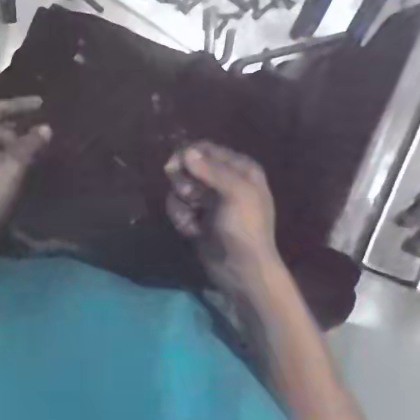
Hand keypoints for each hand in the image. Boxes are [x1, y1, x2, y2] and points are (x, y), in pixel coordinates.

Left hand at [0, 97, 51, 243]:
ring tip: (36, 147)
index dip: (20, 105)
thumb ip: (29, 144)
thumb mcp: (12, 167)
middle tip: (42, 130)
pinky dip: (6, 157)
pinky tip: (22, 164)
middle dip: (18, 128)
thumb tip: (45, 128)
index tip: (41, 104)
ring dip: (13, 144)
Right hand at [165, 141, 283, 300]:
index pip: (207, 149)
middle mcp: (224, 180)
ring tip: (193, 219)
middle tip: (191, 196)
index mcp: (240, 169)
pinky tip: (192, 231)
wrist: (241, 270)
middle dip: (184, 182)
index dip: (189, 155)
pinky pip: (177, 207)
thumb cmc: (245, 228)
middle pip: (188, 166)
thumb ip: (212, 170)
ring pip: (179, 187)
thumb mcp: (236, 193)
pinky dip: (180, 218)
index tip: (175, 165)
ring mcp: (209, 200)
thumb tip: (186, 152)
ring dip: (181, 204)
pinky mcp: (196, 217)